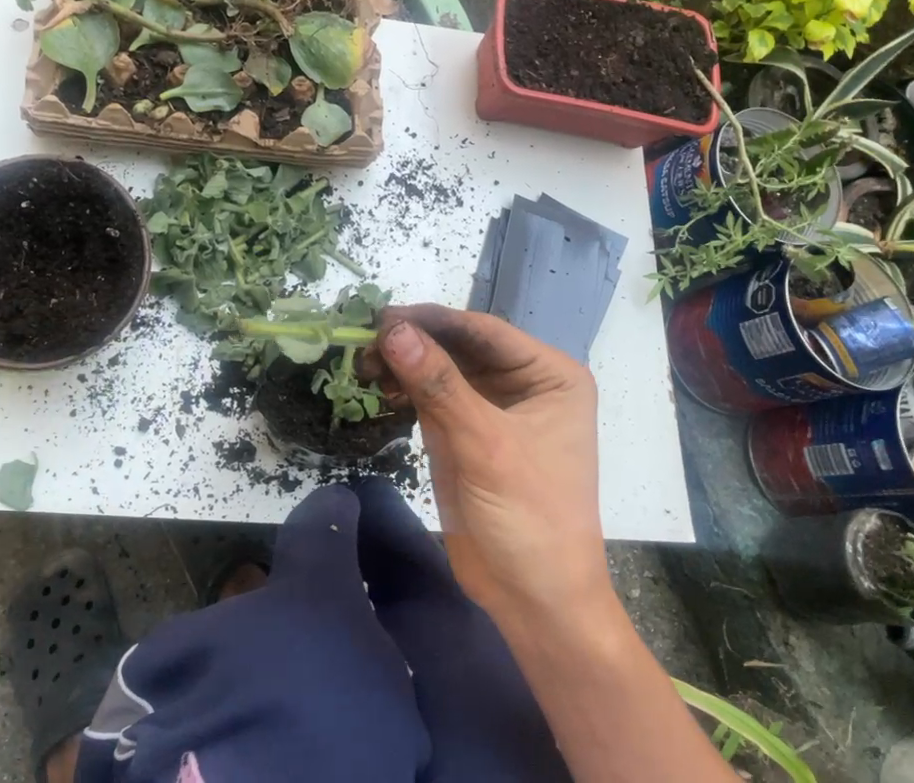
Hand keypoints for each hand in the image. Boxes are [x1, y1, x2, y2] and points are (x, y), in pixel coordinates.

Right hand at [364, 305, 609, 627]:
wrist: (534, 598)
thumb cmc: (529, 517)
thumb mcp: (484, 444)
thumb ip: (439, 384)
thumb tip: (392, 330)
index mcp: (550, 376)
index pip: (484, 331)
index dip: (432, 320)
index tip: (381, 315)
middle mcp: (523, 384)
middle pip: (459, 347)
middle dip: (413, 342)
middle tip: (364, 343)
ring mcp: (492, 409)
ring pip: (440, 370)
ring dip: (404, 365)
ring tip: (365, 366)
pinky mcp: (466, 435)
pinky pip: (432, 398)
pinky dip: (406, 390)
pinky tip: (381, 389)